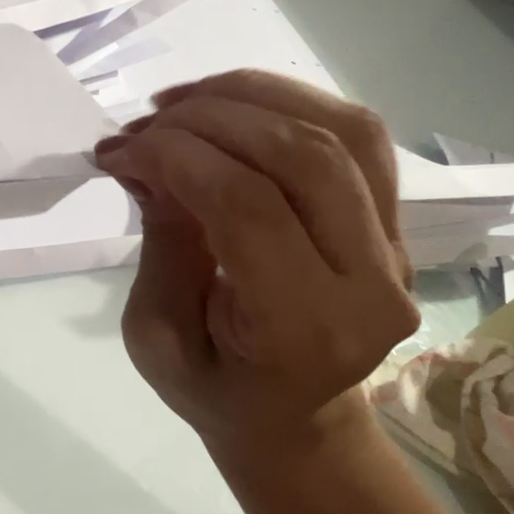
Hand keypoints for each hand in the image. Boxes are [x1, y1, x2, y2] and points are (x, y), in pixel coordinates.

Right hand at [95, 71, 417, 463]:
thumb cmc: (212, 389)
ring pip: (340, 131)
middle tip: (140, 126)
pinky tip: (227, 104)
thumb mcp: (156, 335)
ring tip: (178, 103)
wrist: (293, 417)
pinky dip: (285, 102)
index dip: (175, 158)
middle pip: (304, 155)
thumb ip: (163, 243)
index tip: (117, 153)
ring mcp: (396, 244)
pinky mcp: (395, 219)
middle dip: (207, 118)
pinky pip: (355, 135)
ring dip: (249, 96)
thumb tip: (149, 157)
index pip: (248, 207)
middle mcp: (372, 279)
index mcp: (307, 326)